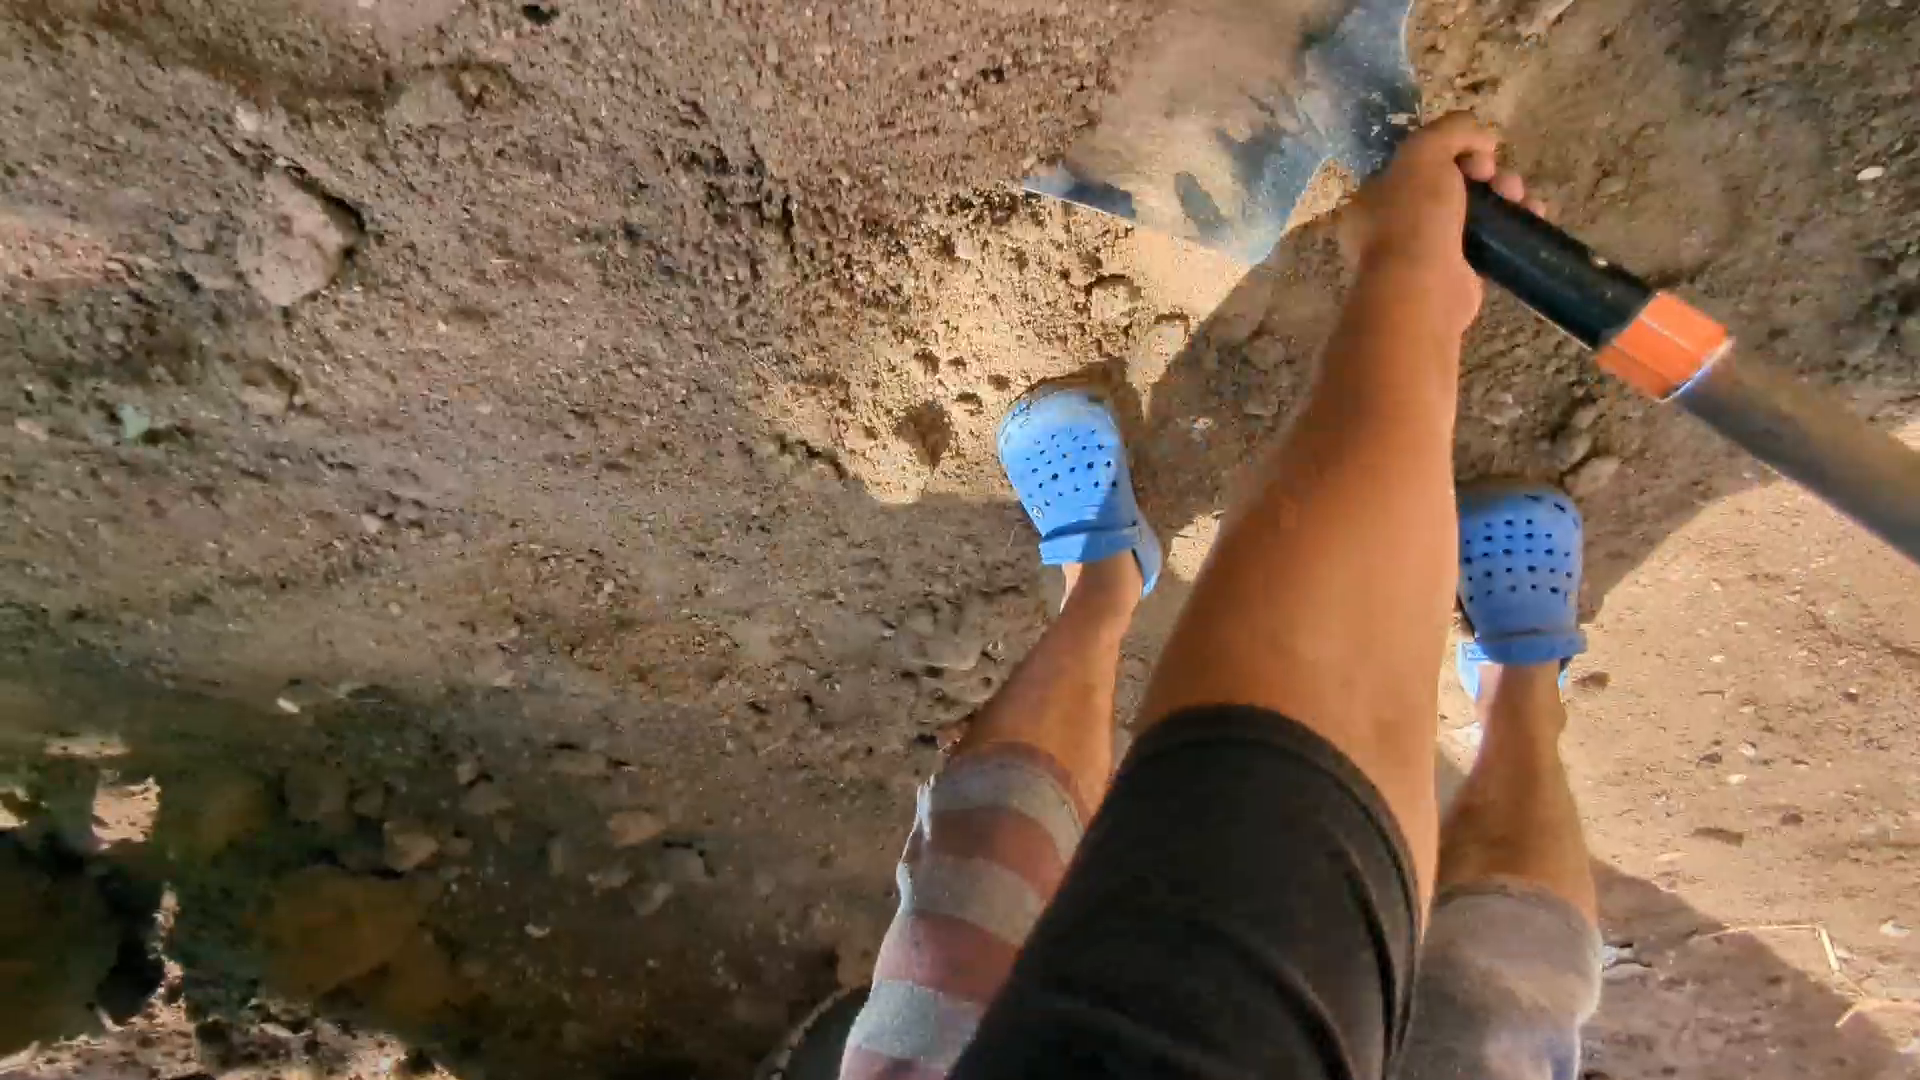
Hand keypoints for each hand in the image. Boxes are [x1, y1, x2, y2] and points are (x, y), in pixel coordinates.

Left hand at [1336, 113, 1547, 333]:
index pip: (1413, 165)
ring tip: (1516, 196)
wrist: (1423, 287)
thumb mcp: (1422, 153)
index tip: (1473, 152)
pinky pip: (1488, 236)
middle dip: (1484, 171)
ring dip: (1504, 192)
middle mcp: (1391, 227)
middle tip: (1496, 177)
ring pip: (1473, 208)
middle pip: (1448, 183)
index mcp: (1370, 201)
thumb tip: (1480, 140)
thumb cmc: (1412, 218)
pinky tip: (1532, 212)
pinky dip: (1512, 221)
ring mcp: (1422, 251)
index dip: (1449, 150)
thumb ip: (1448, 130)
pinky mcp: (1454, 271)